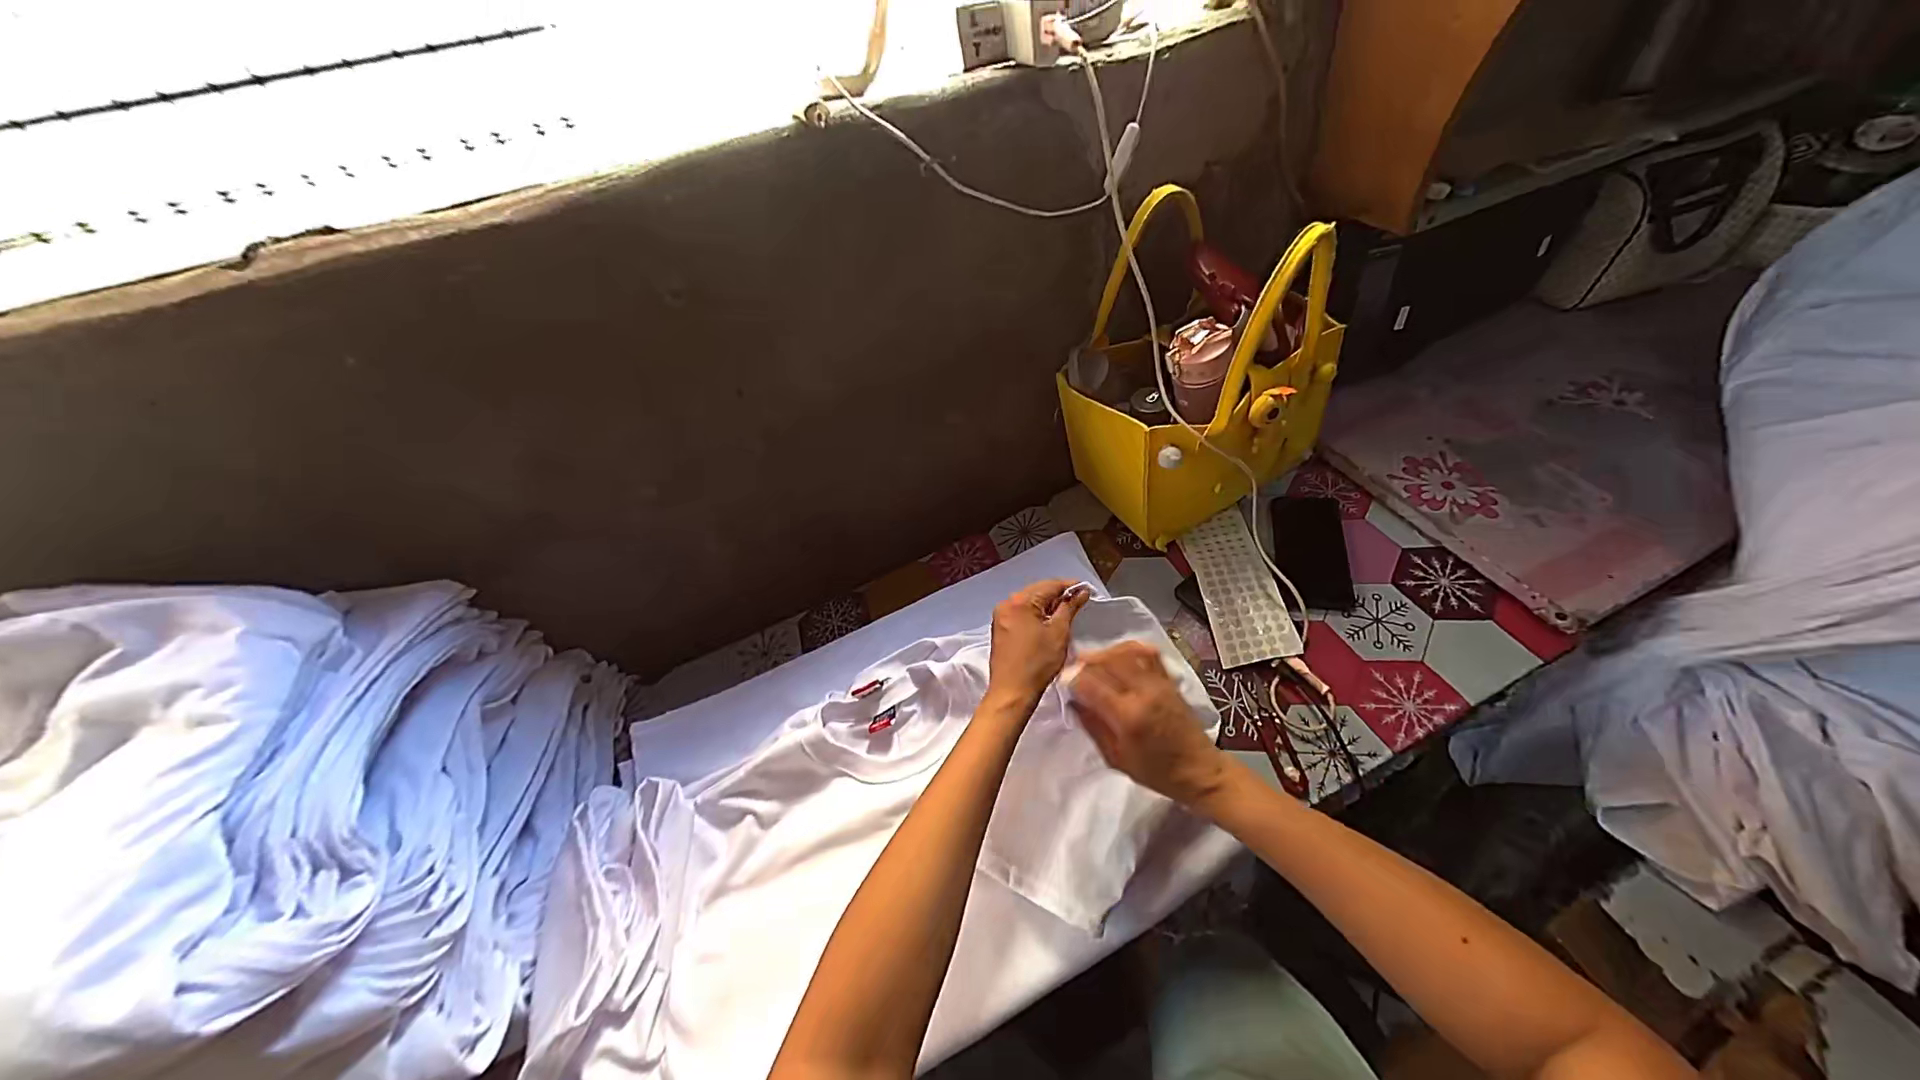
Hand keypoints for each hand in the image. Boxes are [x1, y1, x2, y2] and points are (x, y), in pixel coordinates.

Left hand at [986, 579, 1091, 708]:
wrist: (1012, 692)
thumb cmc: (1037, 664)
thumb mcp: (1059, 632)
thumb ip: (1069, 607)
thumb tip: (1080, 592)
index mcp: (1019, 602)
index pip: (1049, 585)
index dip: (1070, 586)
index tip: (1085, 589)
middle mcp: (1006, 605)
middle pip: (1037, 591)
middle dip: (1058, 595)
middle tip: (1079, 601)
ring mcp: (1001, 617)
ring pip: (1029, 603)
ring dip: (1048, 606)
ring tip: (1067, 613)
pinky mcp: (1001, 629)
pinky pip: (1021, 614)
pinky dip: (1036, 615)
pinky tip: (1049, 623)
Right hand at [1068, 642, 1231, 806]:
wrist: (1199, 770)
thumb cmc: (1156, 771)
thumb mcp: (1116, 758)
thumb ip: (1093, 726)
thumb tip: (1074, 700)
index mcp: (1128, 716)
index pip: (1091, 682)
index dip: (1072, 678)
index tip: (1063, 681)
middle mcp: (1144, 692)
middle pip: (1108, 661)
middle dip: (1085, 661)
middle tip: (1074, 669)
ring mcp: (1159, 682)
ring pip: (1126, 651)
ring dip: (1105, 653)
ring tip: (1092, 662)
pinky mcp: (1169, 679)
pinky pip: (1146, 653)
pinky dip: (1127, 649)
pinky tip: (1117, 657)